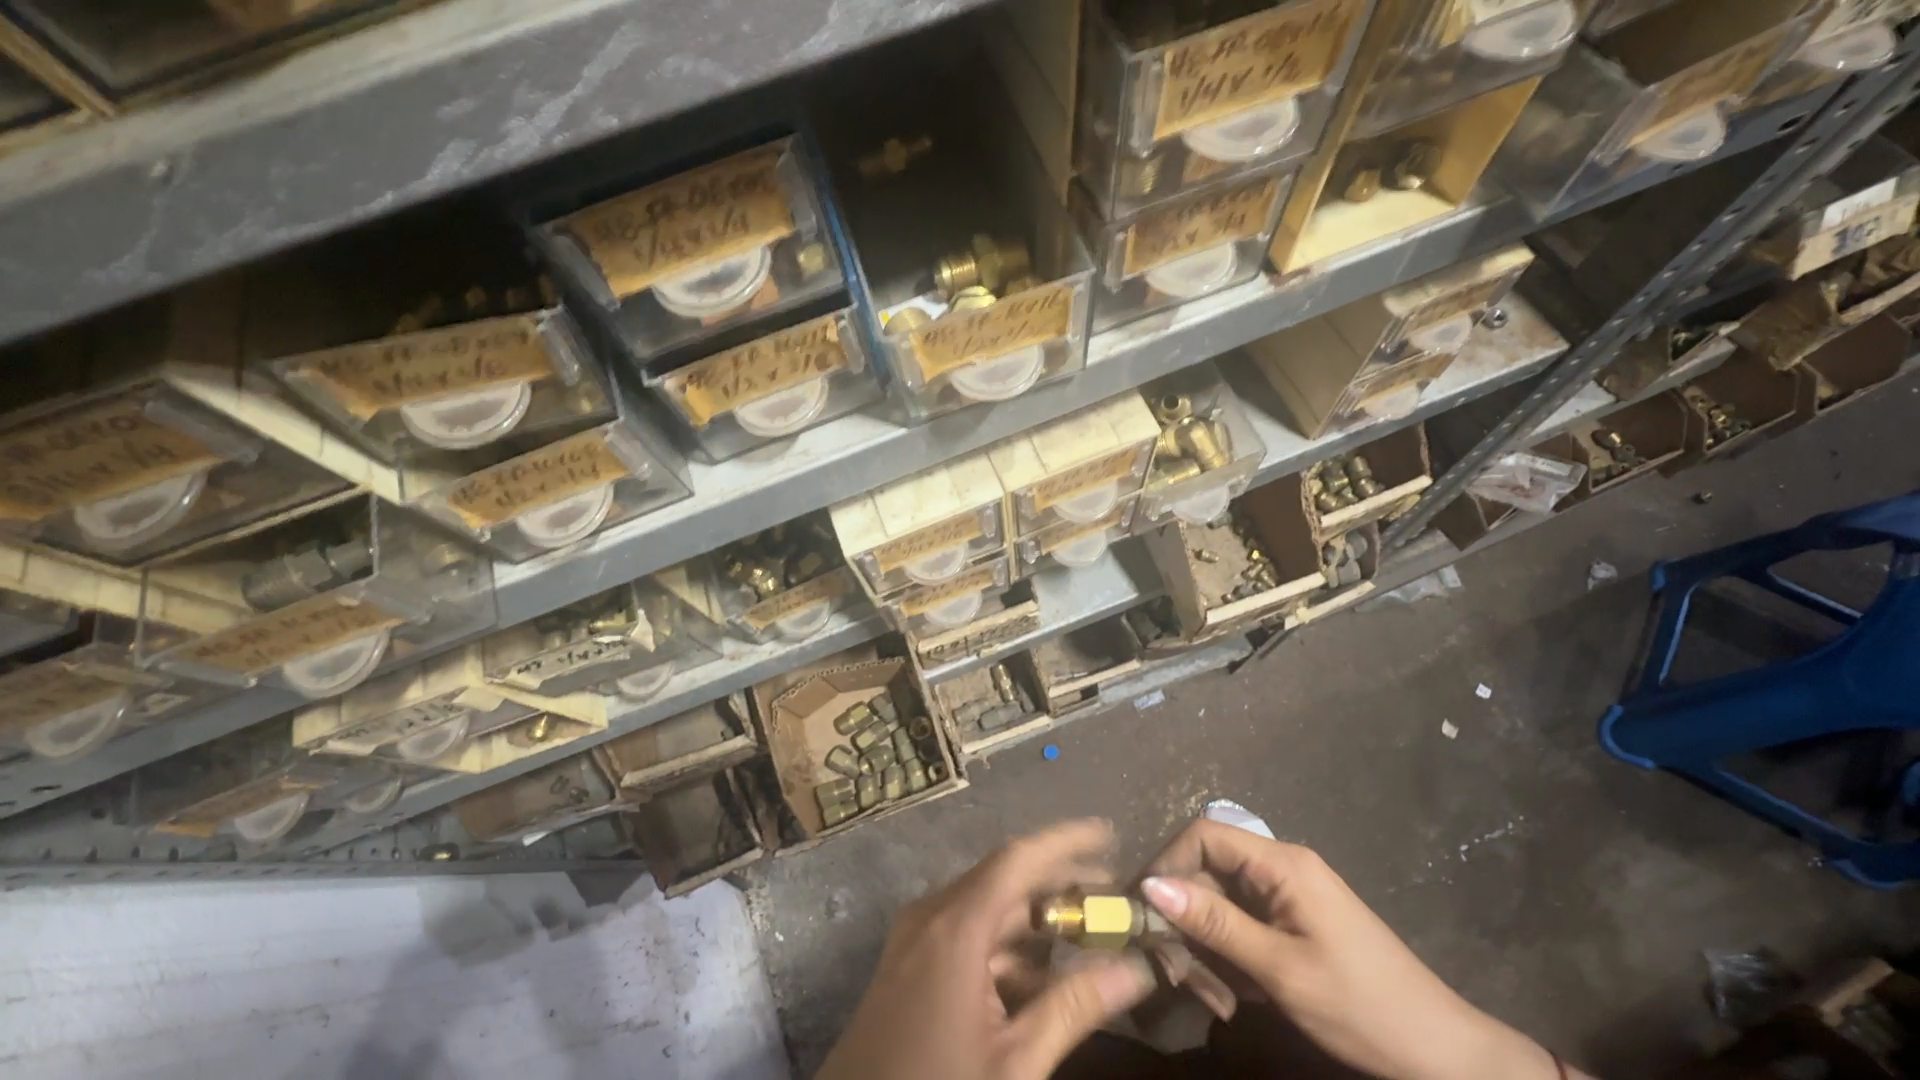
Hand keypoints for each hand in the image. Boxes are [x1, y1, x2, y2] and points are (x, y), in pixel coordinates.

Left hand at [817, 819, 1156, 1079]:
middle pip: (1004, 882)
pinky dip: (1006, 946)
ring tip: (1089, 932)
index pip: (1018, 860)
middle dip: (1059, 885)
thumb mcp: (1015, 1058)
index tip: (1109, 832)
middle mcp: (930, 917)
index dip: (1065, 841)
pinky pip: (964, 936)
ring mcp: (914, 940)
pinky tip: (1043, 974)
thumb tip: (1139, 969)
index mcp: (955, 927)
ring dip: (1034, 920)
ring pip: (985, 910)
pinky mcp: (908, 965)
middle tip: (1114, 892)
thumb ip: (1075, 1007)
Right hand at [1140, 820, 1578, 1079]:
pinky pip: (1242, 926)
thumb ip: (1215, 924)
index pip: (1204, 835)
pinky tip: (1234, 996)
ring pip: (1221, 904)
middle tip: (1179, 974)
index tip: (1145, 912)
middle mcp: (1283, 869)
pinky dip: (1228, 958)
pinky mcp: (1293, 924)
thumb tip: (1150, 884)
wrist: (1439, 1051)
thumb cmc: (1360, 1004)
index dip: (1168, 864)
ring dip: (1206, 948)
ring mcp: (1289, 898)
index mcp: (1283, 865)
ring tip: (1213, 997)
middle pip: (1209, 872)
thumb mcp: (1279, 968)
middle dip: (1186, 920)